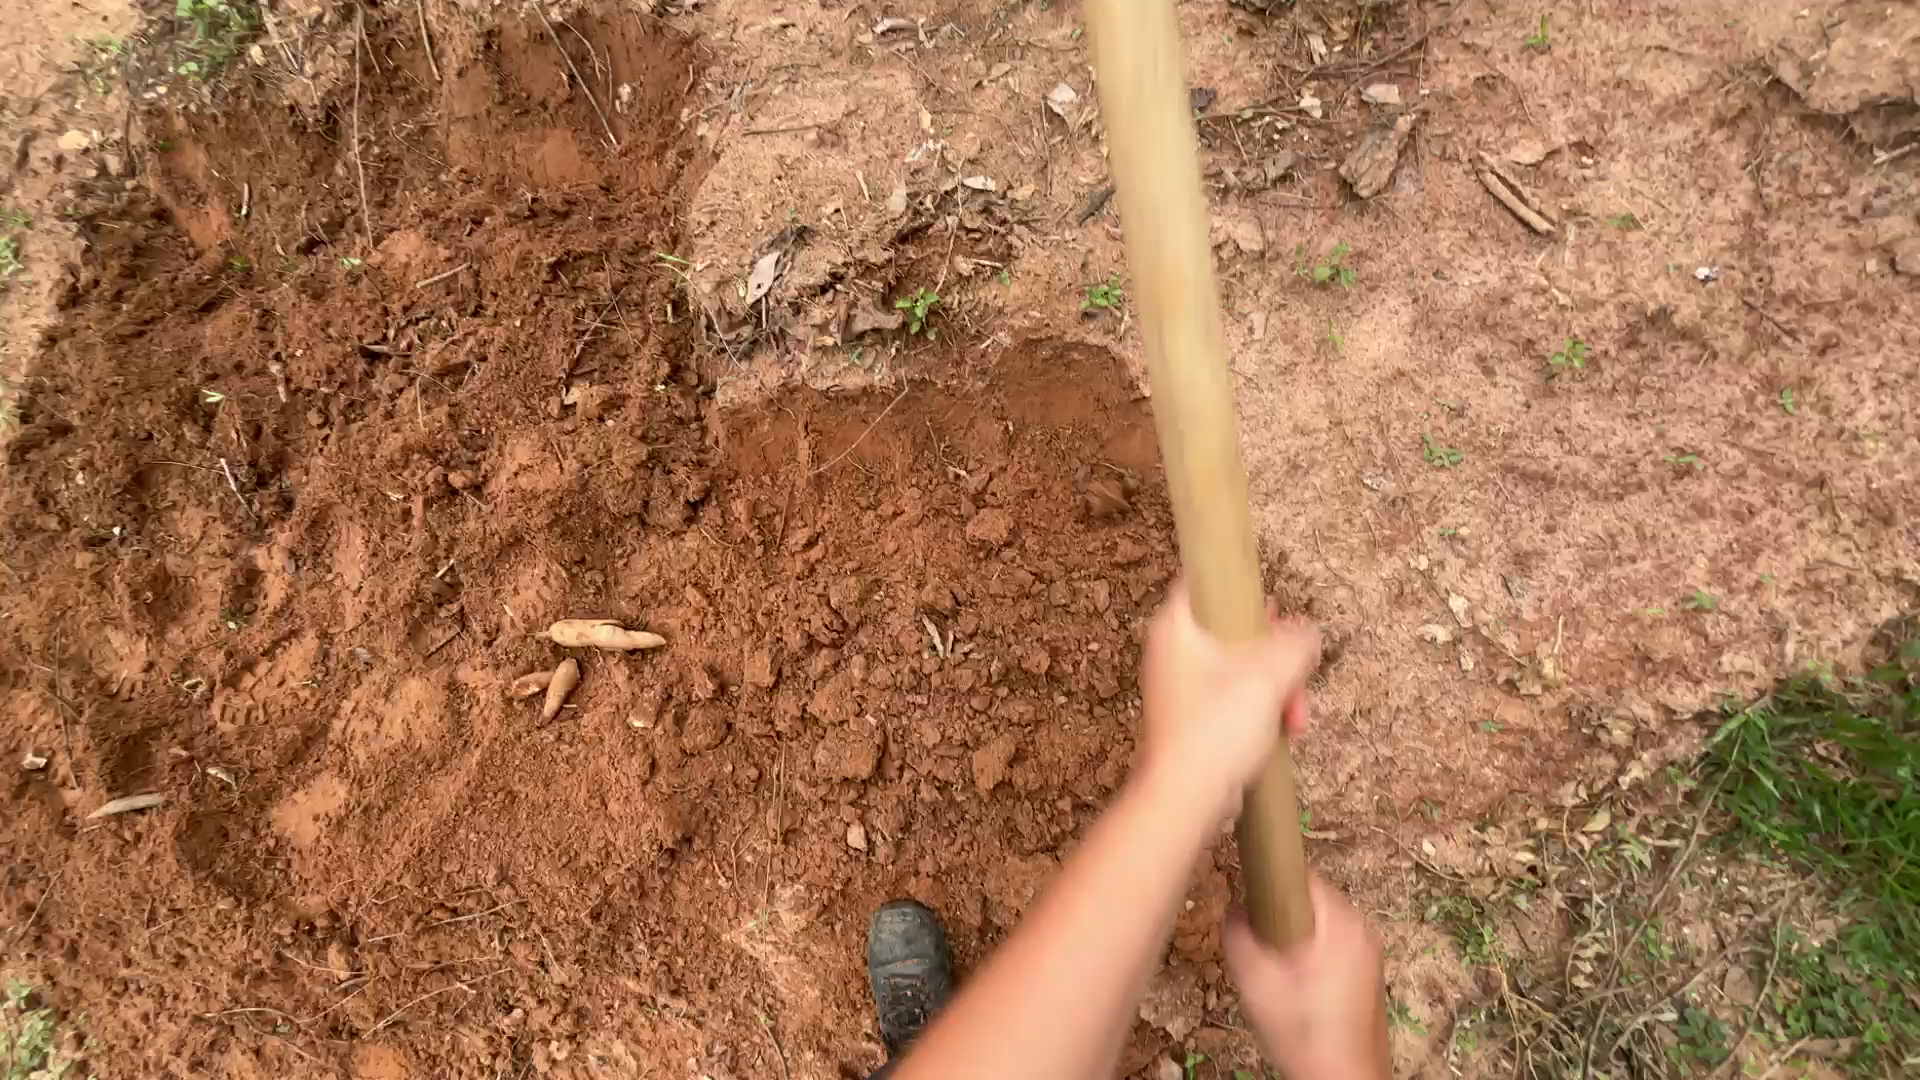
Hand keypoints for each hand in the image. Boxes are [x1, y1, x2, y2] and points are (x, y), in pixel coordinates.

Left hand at [1137, 584, 1319, 817]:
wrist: (1186, 794)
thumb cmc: (1214, 729)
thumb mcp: (1266, 676)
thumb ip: (1294, 645)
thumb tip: (1308, 632)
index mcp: (1176, 626)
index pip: (1205, 584)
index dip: (1242, 590)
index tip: (1272, 604)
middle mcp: (1172, 650)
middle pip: (1233, 632)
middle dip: (1275, 656)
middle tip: (1297, 671)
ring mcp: (1181, 684)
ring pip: (1240, 669)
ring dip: (1275, 688)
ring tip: (1294, 715)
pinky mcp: (1191, 715)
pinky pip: (1233, 698)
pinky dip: (1259, 709)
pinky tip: (1283, 730)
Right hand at [1225, 876, 1390, 1079]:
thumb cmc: (1304, 1030)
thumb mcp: (1254, 978)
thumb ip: (1236, 931)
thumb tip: (1234, 908)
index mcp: (1341, 921)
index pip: (1297, 873)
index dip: (1266, 882)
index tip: (1246, 901)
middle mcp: (1361, 929)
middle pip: (1305, 898)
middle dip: (1276, 913)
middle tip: (1256, 940)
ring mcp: (1368, 952)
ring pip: (1314, 922)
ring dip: (1290, 934)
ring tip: (1271, 965)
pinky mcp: (1366, 975)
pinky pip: (1328, 943)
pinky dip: (1306, 952)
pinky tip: (1291, 983)